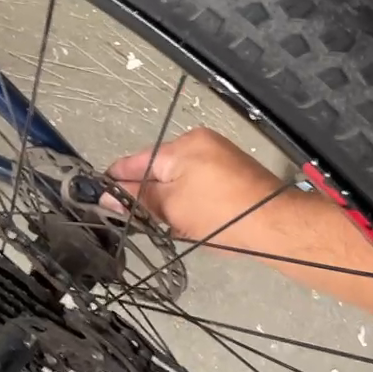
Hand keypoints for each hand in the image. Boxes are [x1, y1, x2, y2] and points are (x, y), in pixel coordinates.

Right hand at [105, 127, 291, 243]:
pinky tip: (188, 221)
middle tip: (133, 218)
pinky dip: (187, 200)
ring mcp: (219, 158)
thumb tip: (109, 196)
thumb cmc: (222, 214)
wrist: (274, 226)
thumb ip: (138, 199)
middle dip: (145, 193)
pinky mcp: (232, 174)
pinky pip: (197, 184)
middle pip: (158, 169)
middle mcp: (201, 144)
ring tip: (165, 223)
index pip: (137, 160)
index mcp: (184, 145)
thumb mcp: (171, 208)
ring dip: (167, 200)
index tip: (98, 194)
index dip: (116, 178)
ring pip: (177, 179)